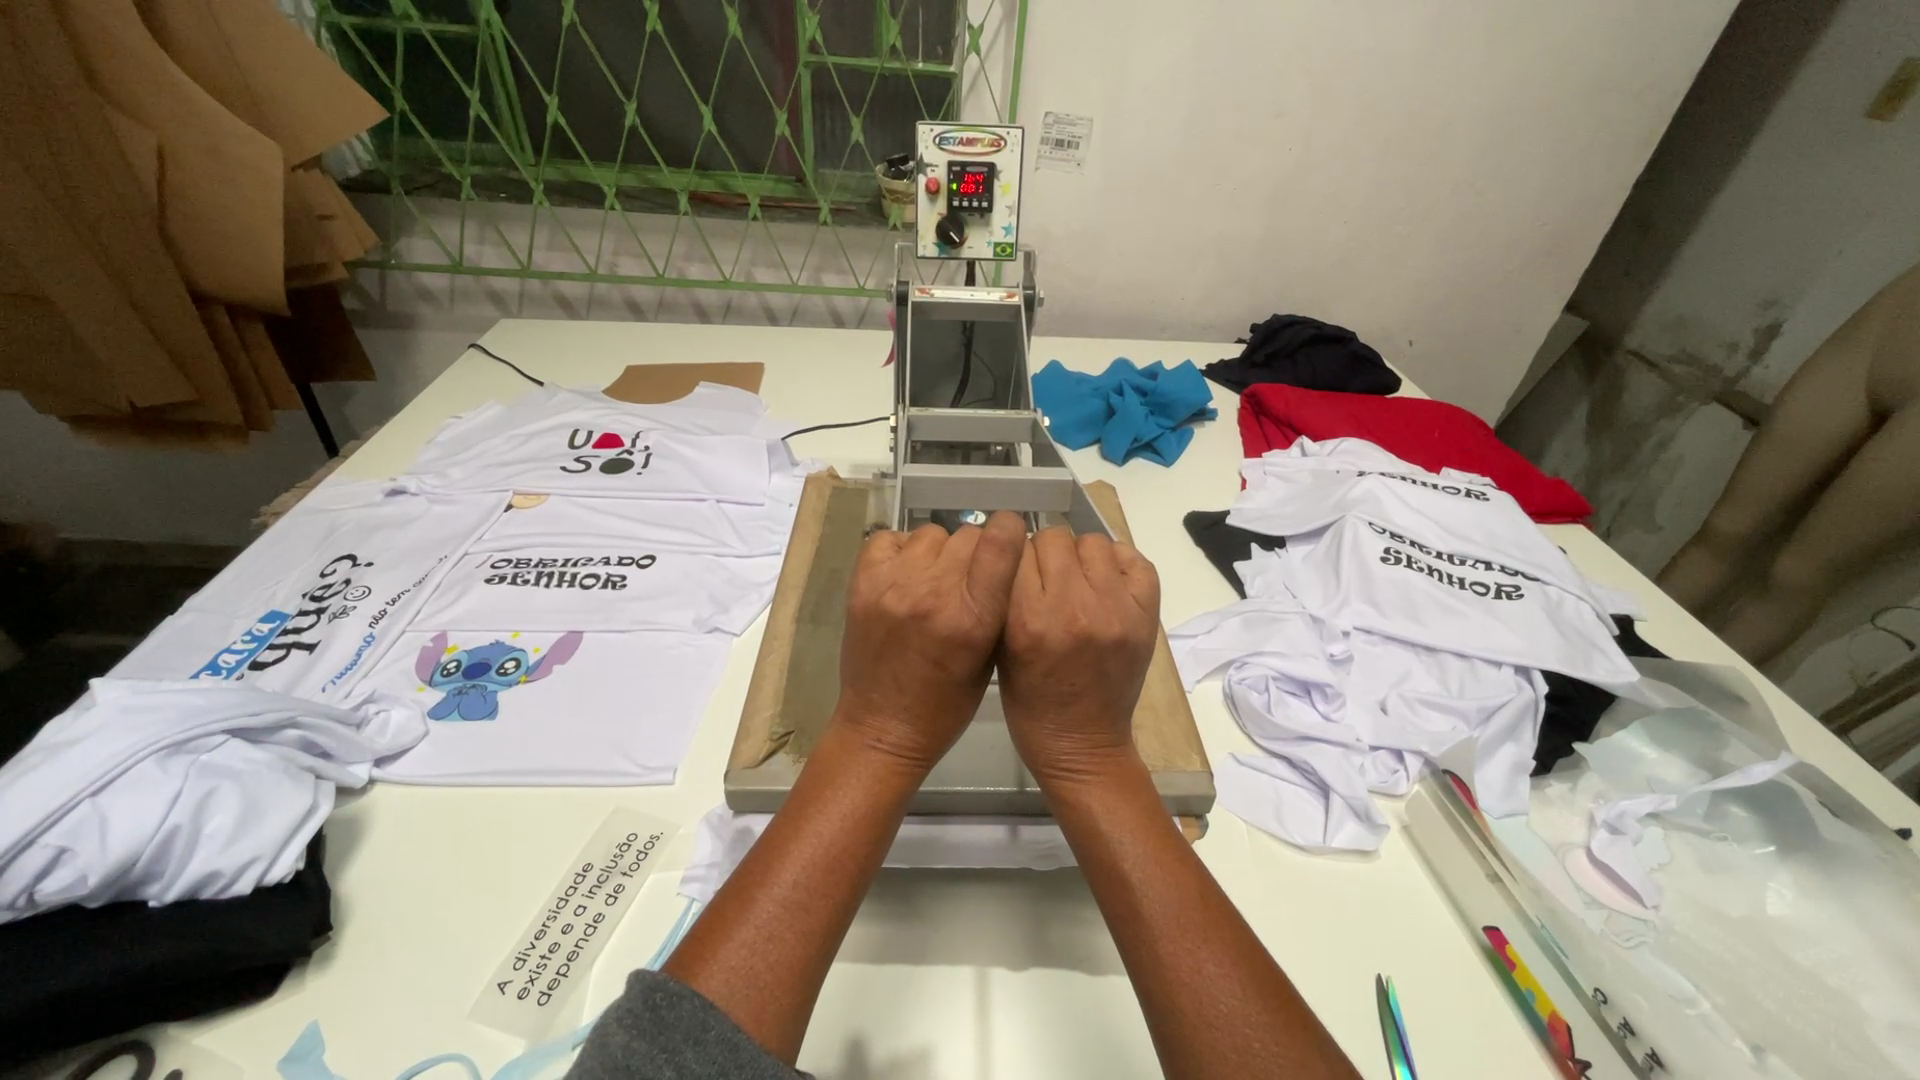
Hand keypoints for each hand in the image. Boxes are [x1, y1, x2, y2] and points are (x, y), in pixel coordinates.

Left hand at [833, 511, 1026, 773]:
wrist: (882, 729)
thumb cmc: (947, 705)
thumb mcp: (991, 659)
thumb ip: (999, 605)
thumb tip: (1005, 557)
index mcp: (973, 617)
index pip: (1001, 541)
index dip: (1009, 532)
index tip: (1009, 539)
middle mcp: (933, 593)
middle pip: (968, 535)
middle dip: (975, 552)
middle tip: (967, 580)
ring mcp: (893, 586)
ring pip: (931, 534)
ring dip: (939, 552)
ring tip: (934, 581)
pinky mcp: (862, 584)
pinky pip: (889, 538)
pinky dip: (901, 550)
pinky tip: (905, 576)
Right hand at [999, 527, 1160, 786]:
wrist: (1083, 744)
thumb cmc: (1030, 703)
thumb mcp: (999, 649)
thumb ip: (1005, 598)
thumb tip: (1018, 550)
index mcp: (1028, 621)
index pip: (1017, 551)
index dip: (1013, 559)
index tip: (1015, 573)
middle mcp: (1074, 608)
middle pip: (1054, 538)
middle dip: (1044, 555)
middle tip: (1046, 579)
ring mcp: (1116, 610)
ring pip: (1093, 543)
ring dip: (1080, 557)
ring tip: (1077, 582)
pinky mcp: (1146, 615)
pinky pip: (1134, 560)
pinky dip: (1118, 565)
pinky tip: (1105, 585)